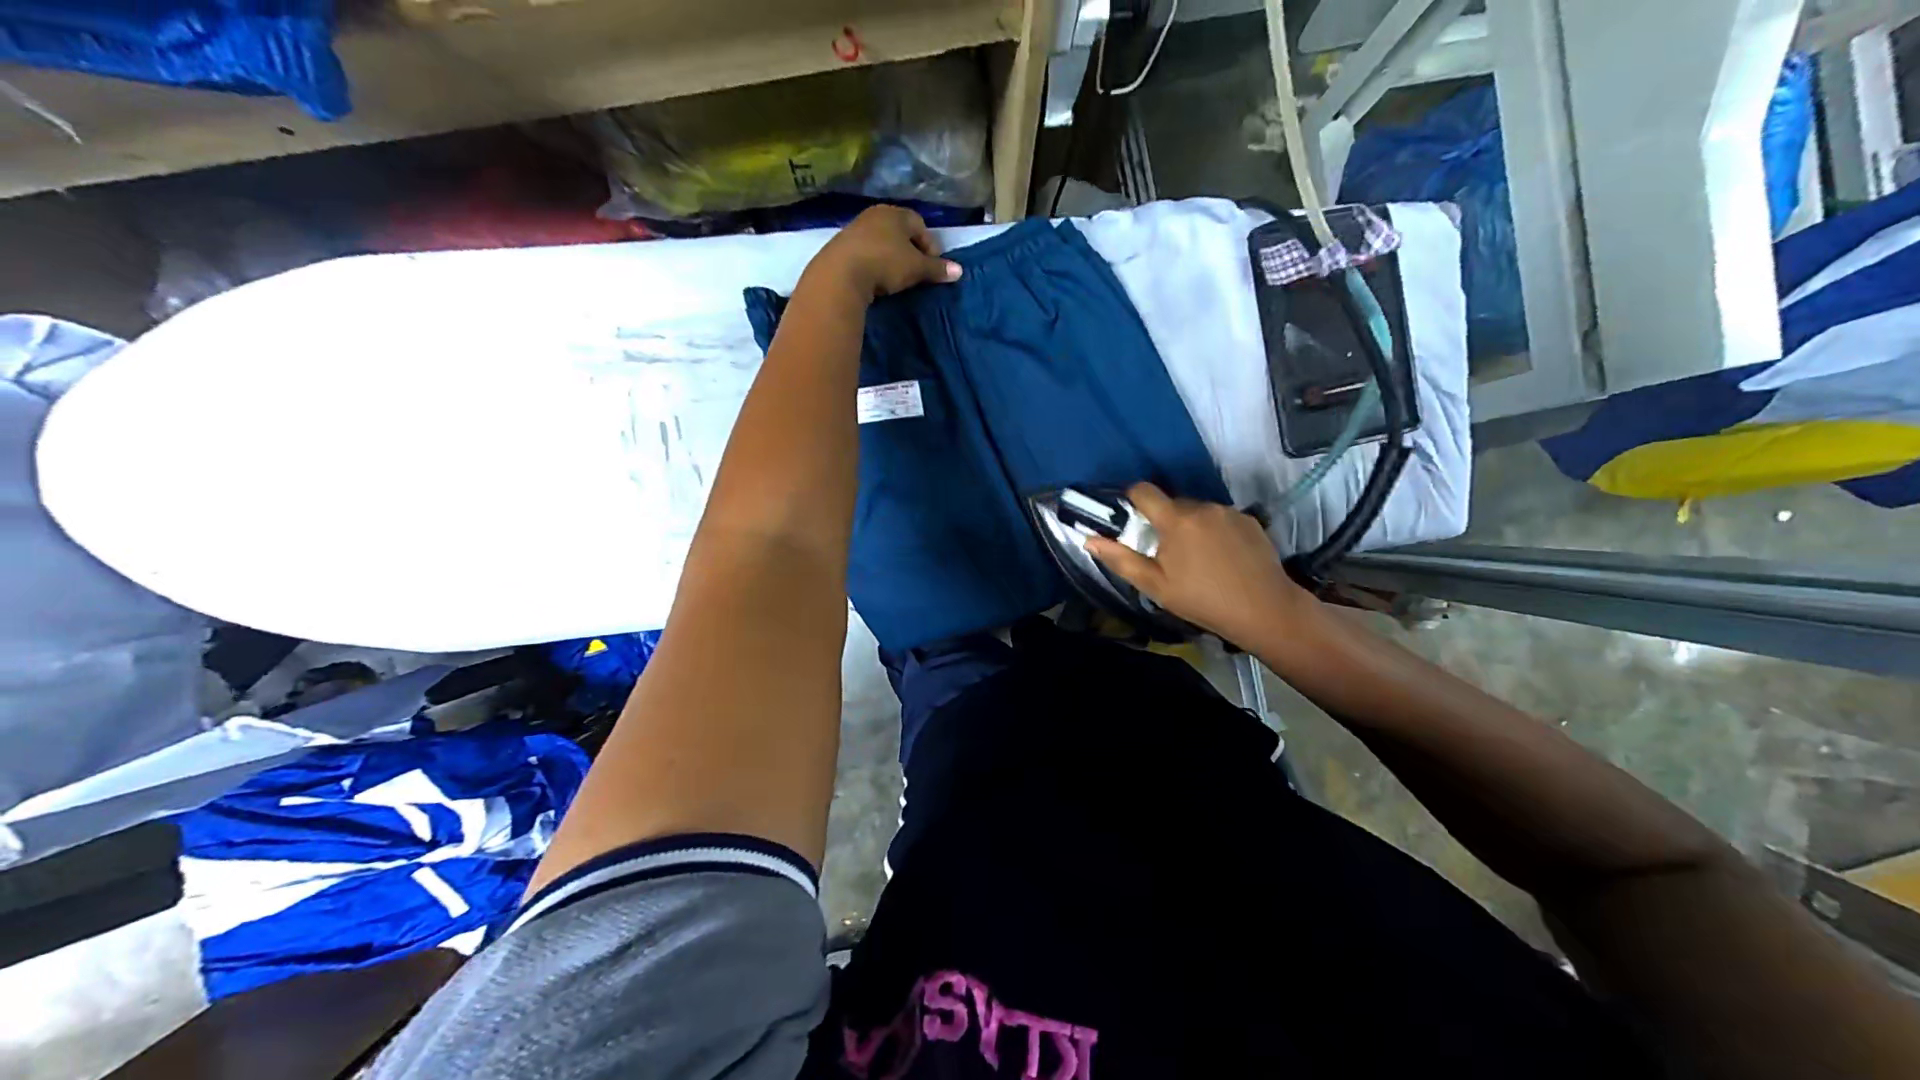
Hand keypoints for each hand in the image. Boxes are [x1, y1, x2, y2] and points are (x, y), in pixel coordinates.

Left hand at [801, 206, 962, 300]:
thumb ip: (937, 269)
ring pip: (881, 240)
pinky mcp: (841, 245)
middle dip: (910, 249)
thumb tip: (959, 271)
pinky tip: (875, 277)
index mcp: (896, 214)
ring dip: (890, 255)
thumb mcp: (916, 268)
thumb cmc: (885, 263)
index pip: (920, 224)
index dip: (929, 244)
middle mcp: (875, 215)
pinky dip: (874, 261)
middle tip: (915, 270)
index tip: (932, 264)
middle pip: (899, 230)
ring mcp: (855, 228)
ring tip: (895, 276)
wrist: (840, 274)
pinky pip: (865, 250)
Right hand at [1084, 482, 1320, 648]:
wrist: (1265, 610)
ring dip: (1190, 526)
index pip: (1144, 490)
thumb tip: (1089, 539)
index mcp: (1176, 520)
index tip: (1130, 519)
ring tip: (1197, 559)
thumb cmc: (1203, 600)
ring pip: (1198, 511)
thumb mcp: (1156, 586)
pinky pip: (1221, 518)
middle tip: (1166, 553)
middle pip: (1172, 503)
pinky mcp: (1250, 520)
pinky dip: (1214, 531)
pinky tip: (1221, 558)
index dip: (1132, 499)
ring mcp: (1230, 512)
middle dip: (1163, 521)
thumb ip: (1120, 559)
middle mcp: (1203, 507)